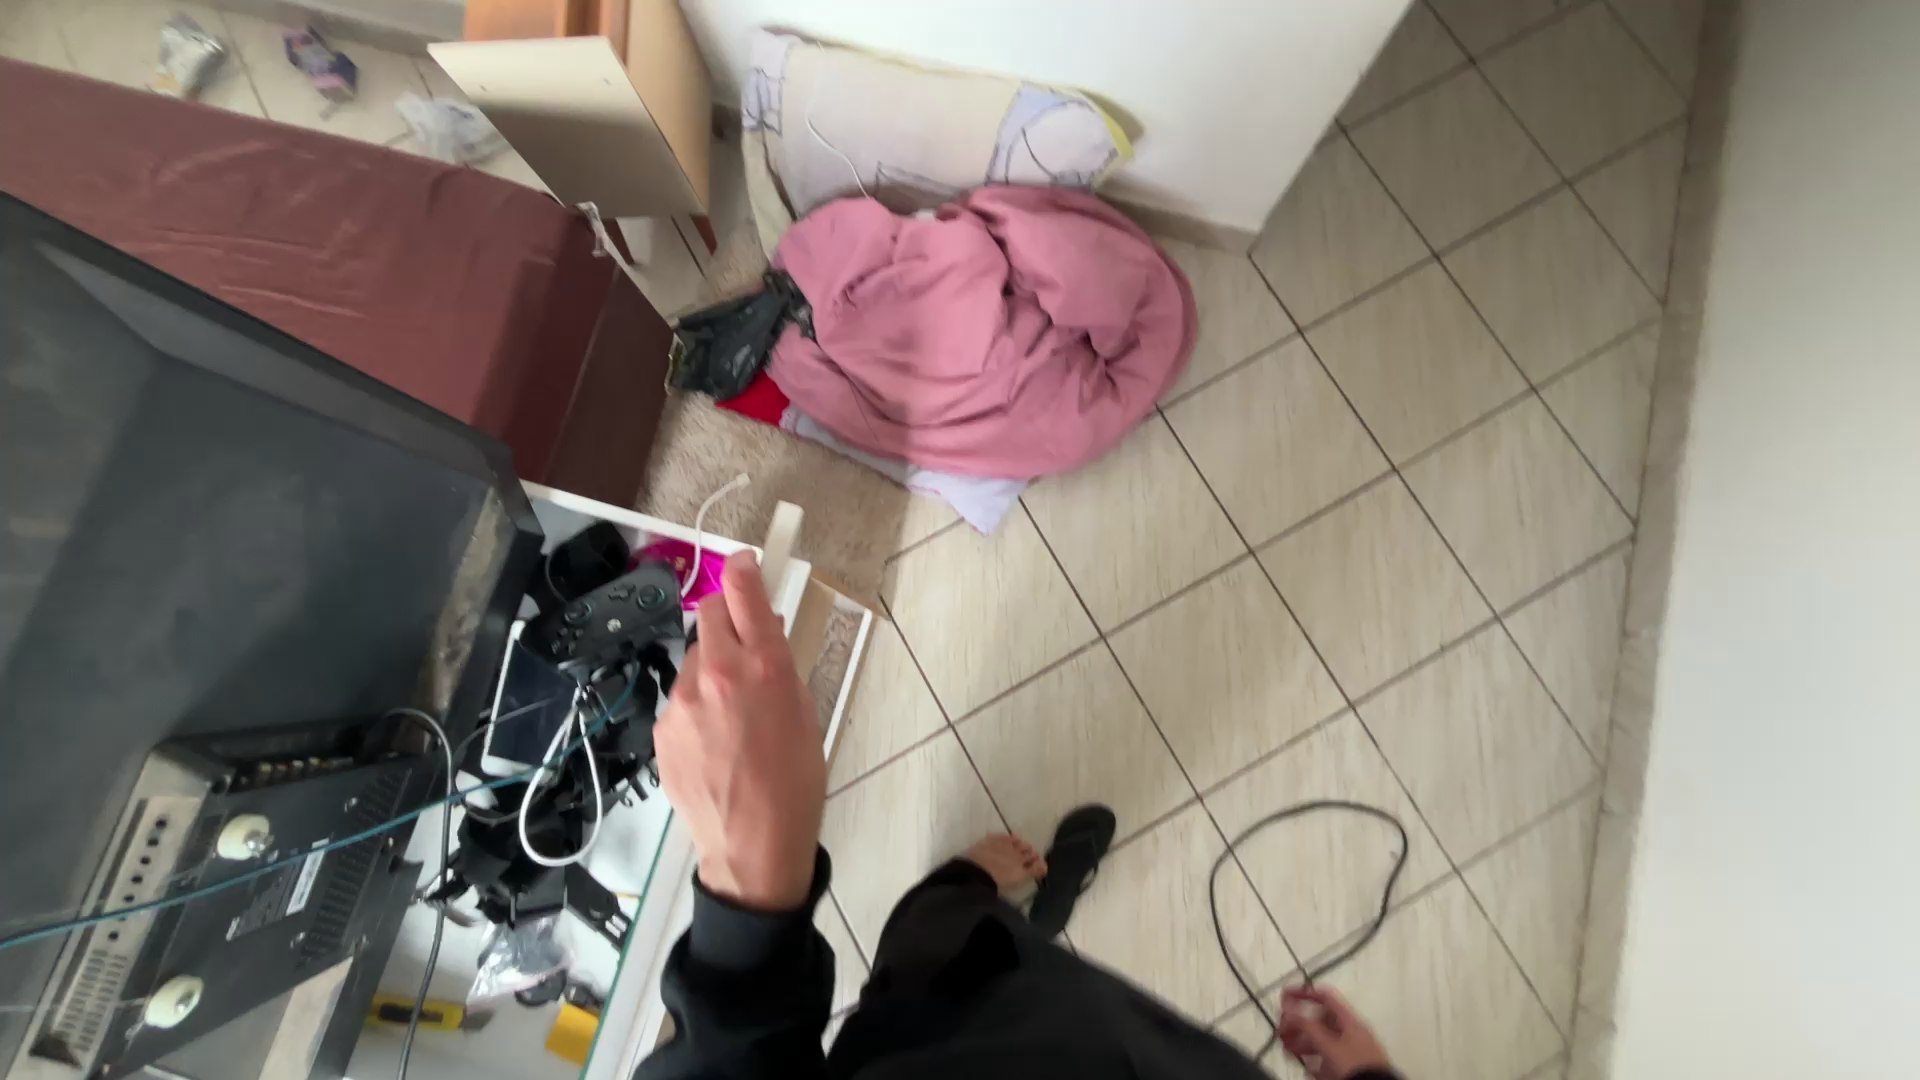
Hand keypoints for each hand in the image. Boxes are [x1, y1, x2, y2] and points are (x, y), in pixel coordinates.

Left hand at [654, 551, 824, 910]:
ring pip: (695, 657)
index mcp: (764, 666)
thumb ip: (780, 664)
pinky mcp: (663, 728)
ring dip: (713, 664)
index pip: (744, 592)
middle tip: (746, 637)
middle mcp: (717, 673)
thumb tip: (766, 631)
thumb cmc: (797, 778)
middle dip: (728, 614)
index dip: (743, 568)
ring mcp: (682, 701)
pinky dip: (697, 700)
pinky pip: (681, 696)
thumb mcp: (805, 711)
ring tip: (733, 706)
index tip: (744, 561)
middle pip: (711, 612)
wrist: (754, 843)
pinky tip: (715, 735)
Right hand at [1277, 986, 1393, 1079]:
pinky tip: (1304, 1065)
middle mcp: (1350, 1031)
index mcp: (1349, 1020)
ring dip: (1301, 1040)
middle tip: (1281, 1029)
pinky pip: (1326, 1055)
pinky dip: (1313, 1056)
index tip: (1284, 996)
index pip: (1324, 996)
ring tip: (1286, 1048)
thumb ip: (1306, 1024)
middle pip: (1319, 1018)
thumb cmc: (1353, 1064)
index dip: (1304, 992)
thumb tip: (1286, 1008)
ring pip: (1321, 1039)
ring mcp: (1350, 1050)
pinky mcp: (1349, 1066)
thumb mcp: (1328, 1044)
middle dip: (1298, 1023)